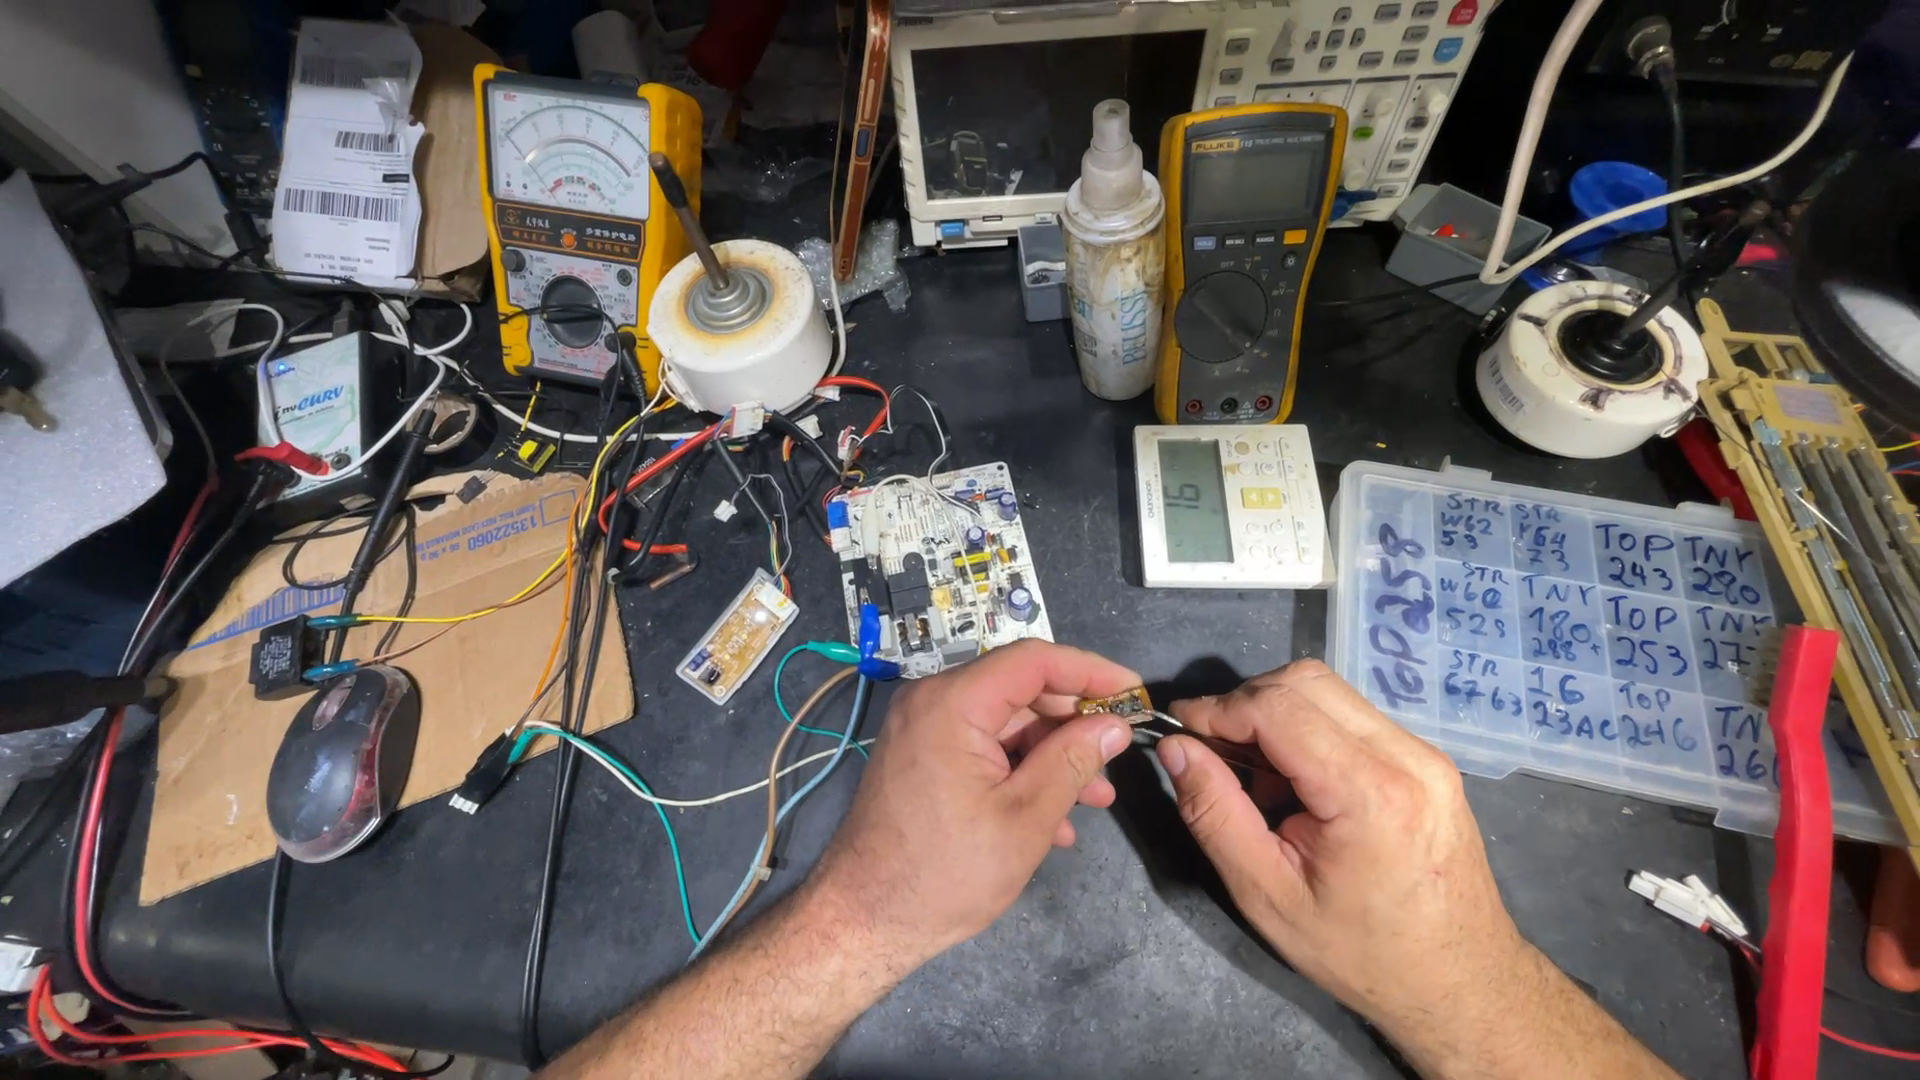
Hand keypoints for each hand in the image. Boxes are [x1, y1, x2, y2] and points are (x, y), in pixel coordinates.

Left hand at [804, 640, 1139, 968]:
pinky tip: (1055, 817)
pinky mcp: (923, 755)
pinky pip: (981, 746)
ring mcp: (924, 727)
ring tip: (1097, 796)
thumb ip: (1072, 762)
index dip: (1090, 671)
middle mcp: (933, 700)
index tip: (1133, 692)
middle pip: (1019, 689)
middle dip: (1073, 721)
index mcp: (953, 701)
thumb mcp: (1024, 818)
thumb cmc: (945, 872)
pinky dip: (1019, 769)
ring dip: (1051, 754)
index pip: (1033, 660)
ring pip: (1004, 722)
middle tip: (1118, 752)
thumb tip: (1114, 726)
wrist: (863, 920)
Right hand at [1156, 660, 1533, 1050]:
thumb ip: (1213, 813)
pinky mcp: (1426, 757)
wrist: (1462, 985)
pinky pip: (1348, 712)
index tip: (1179, 729)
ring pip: (1325, 688)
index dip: (1216, 709)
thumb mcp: (1265, 894)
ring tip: (1256, 770)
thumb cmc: (1359, 951)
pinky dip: (1304, 725)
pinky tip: (1294, 777)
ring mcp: (1424, 752)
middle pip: (1303, 681)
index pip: (1276, 707)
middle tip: (1214, 749)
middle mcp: (1406, 756)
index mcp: (1370, 794)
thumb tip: (1174, 746)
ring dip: (1273, 711)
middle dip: (1243, 703)